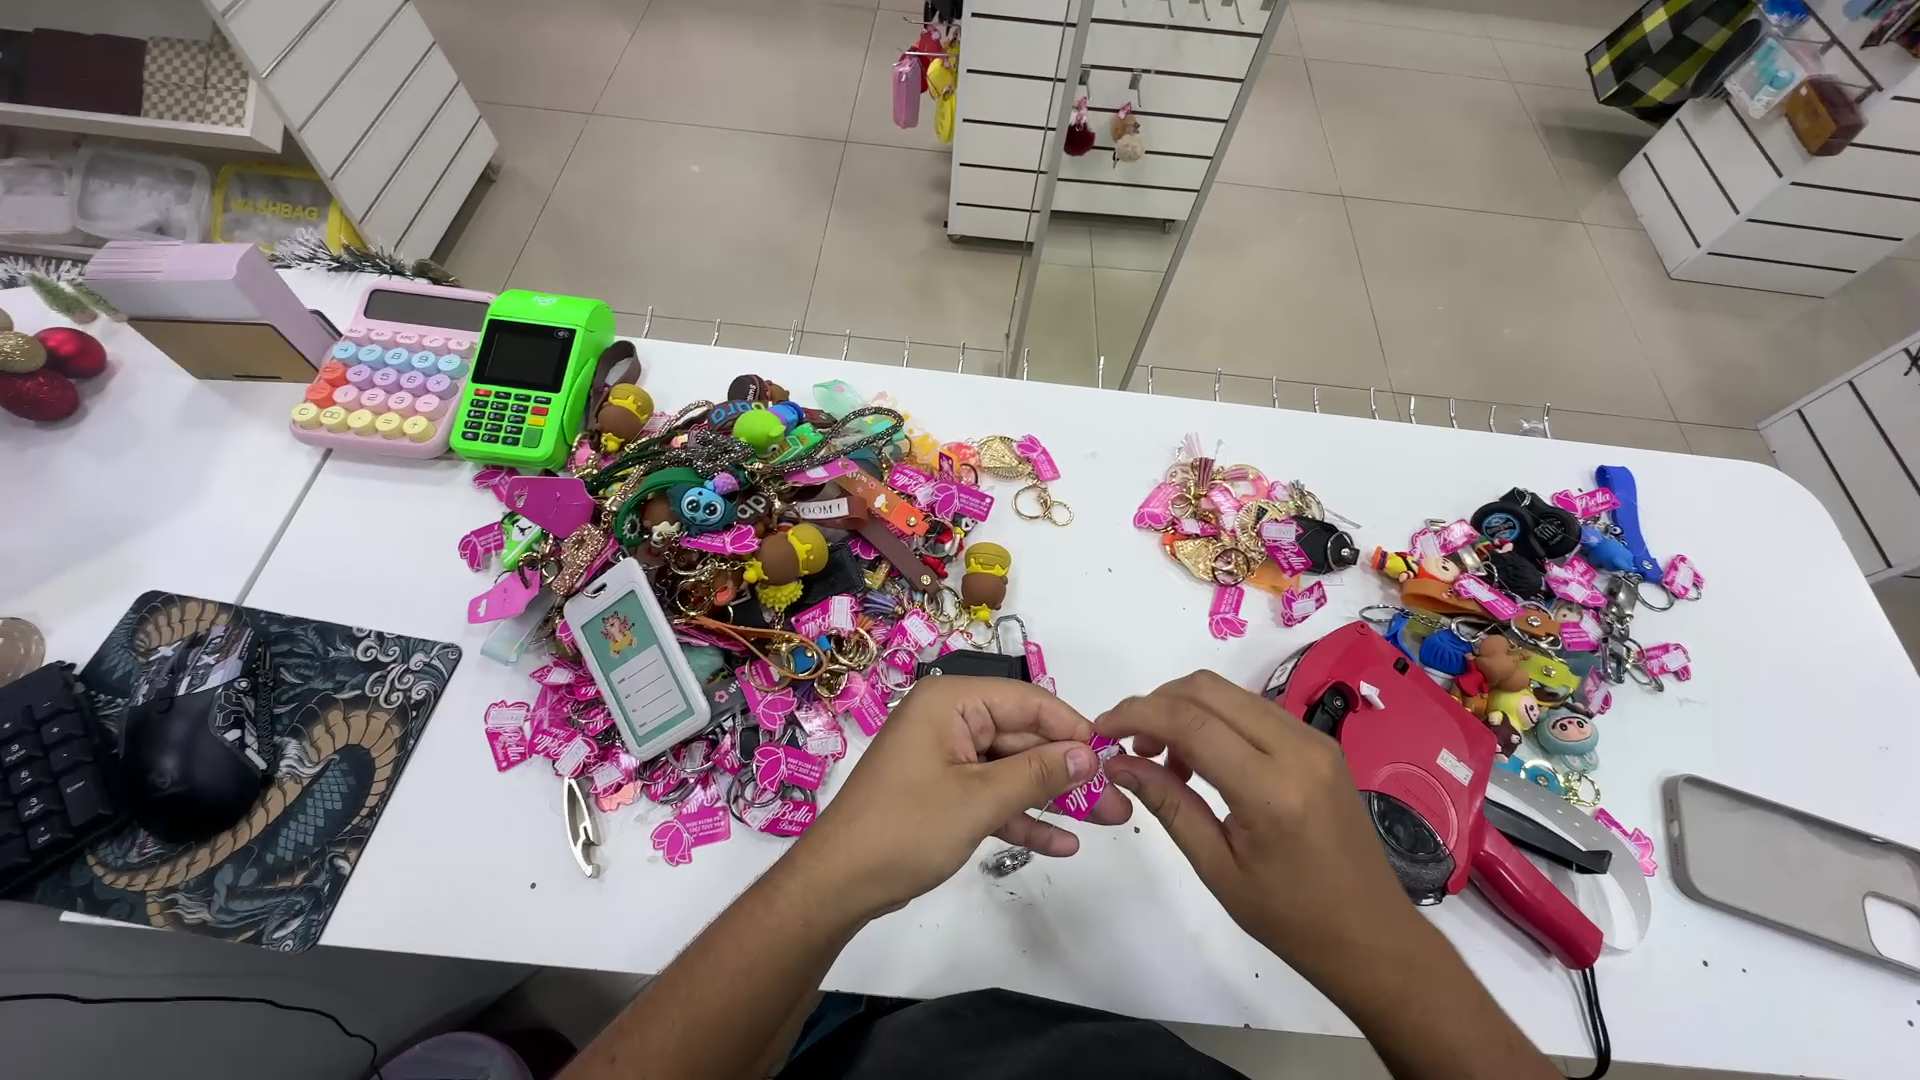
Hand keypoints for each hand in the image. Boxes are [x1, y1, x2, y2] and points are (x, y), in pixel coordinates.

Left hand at [791, 676, 1131, 919]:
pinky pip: (992, 796)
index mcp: (951, 702)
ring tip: (1108, 820)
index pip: (1027, 702)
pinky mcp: (944, 793)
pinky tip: (1062, 842)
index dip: (1072, 729)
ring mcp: (946, 758)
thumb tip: (1089, 753)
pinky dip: (1022, 816)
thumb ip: (1037, 773)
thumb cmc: (906, 828)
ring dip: (1054, 797)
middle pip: (1023, 738)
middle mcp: (950, 720)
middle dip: (1069, 772)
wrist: (838, 884)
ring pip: (1012, 770)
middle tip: (1119, 800)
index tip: (1112, 756)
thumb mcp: (979, 800)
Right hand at [1095, 671, 1414, 987]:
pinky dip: (1212, 718)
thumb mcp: (1217, 868)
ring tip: (1158, 756)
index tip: (1102, 729)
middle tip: (1127, 743)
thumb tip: (1116, 763)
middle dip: (1155, 704)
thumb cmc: (1292, 918)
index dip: (1136, 715)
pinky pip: (1251, 709)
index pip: (1189, 722)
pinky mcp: (1319, 743)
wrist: (1374, 937)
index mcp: (1272, 790)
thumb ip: (1167, 804)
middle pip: (1207, 690)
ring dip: (1182, 709)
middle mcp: (1297, 749)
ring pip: (1228, 693)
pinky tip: (1198, 758)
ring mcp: (1313, 740)